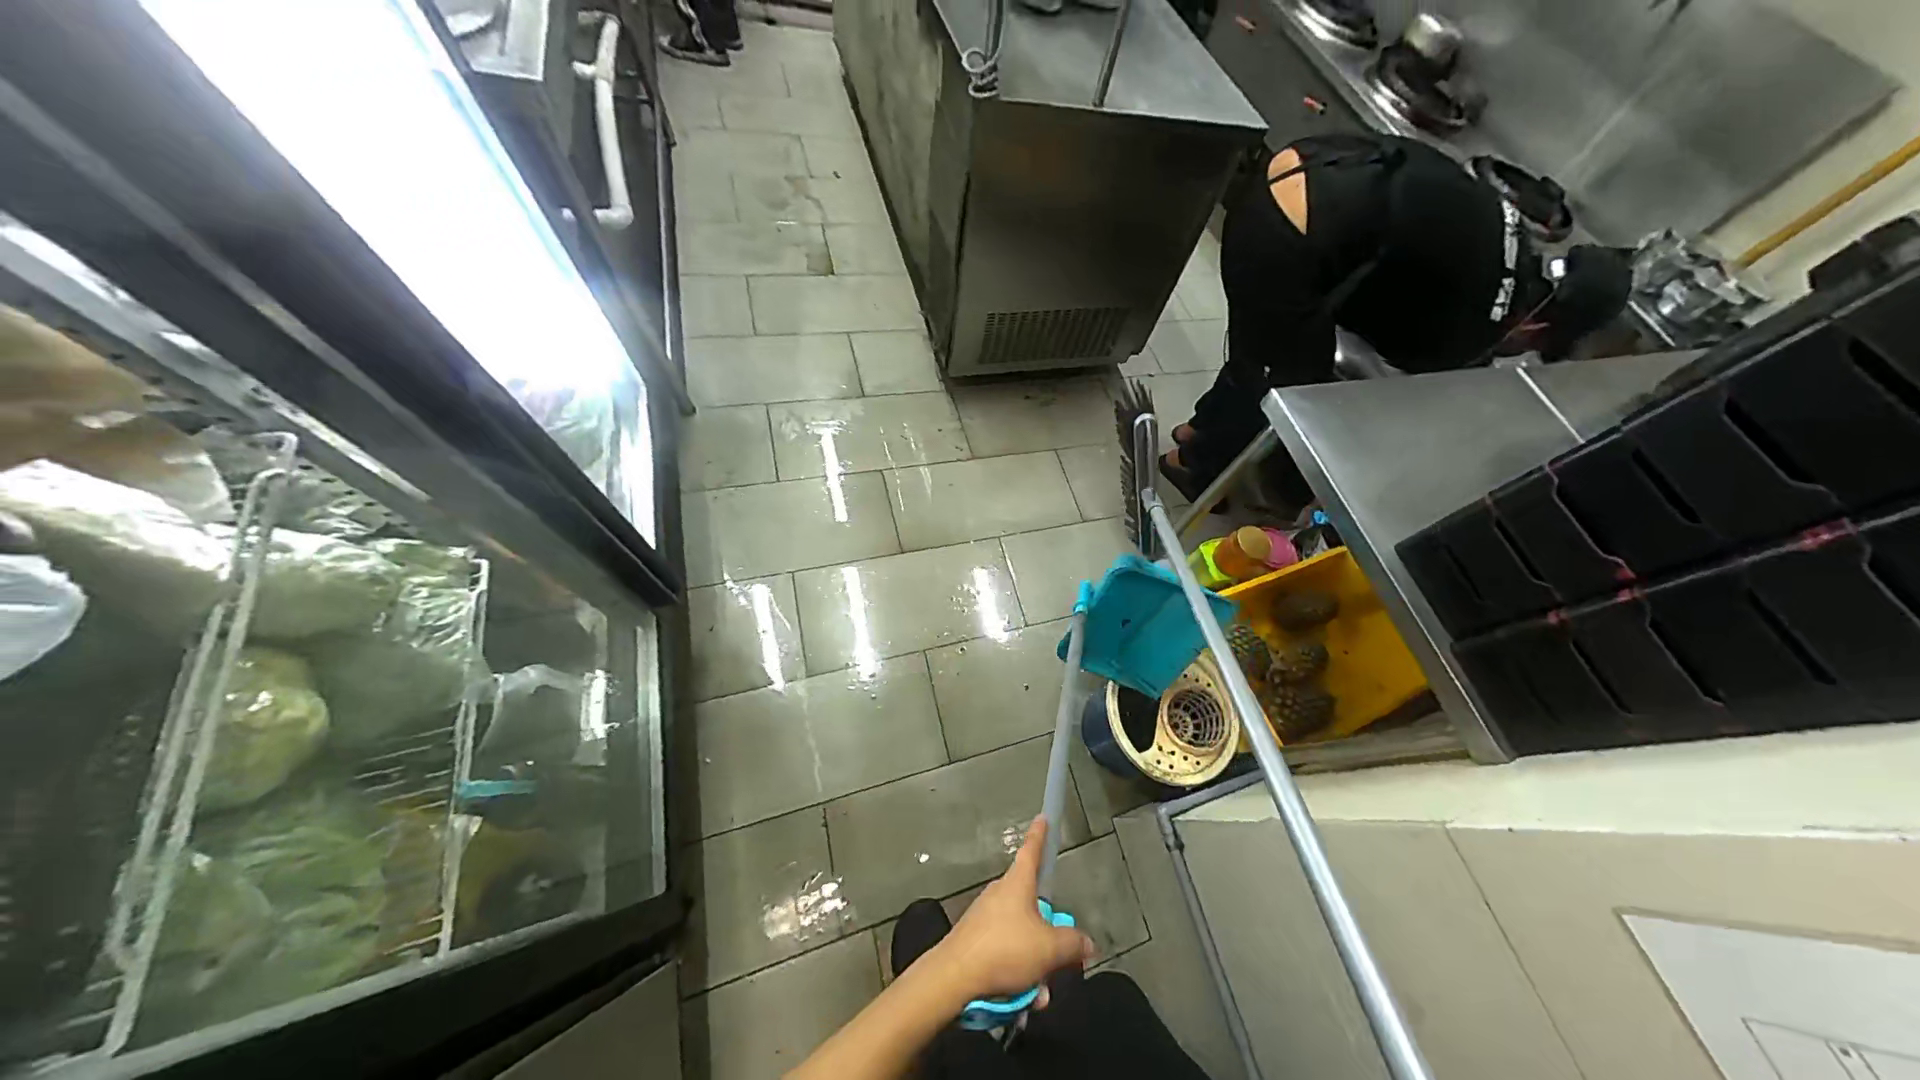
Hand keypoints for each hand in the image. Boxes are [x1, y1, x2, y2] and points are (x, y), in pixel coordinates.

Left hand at [925, 816, 1094, 1006]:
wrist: (954, 976)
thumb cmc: (1005, 951)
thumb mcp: (1050, 949)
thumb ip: (1073, 944)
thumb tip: (1086, 943)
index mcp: (1017, 884)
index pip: (1032, 851)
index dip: (1040, 835)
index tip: (1042, 818)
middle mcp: (1000, 893)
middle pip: (1033, 906)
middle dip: (1049, 936)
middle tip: (1060, 962)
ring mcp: (985, 916)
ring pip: (1022, 936)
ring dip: (1034, 963)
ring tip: (1037, 992)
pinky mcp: (975, 939)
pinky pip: (1006, 952)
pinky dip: (1017, 973)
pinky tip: (1020, 998)